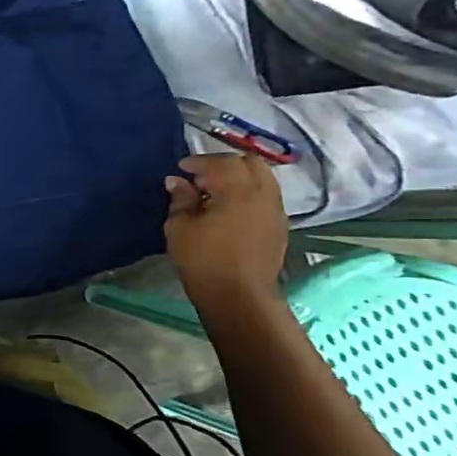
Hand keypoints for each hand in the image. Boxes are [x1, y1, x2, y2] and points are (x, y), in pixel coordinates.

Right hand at [163, 153, 287, 309]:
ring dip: (238, 177)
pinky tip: (228, 208)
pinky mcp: (279, 225)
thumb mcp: (179, 226)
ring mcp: (276, 209)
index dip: (198, 161)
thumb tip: (177, 181)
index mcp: (238, 190)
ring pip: (262, 178)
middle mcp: (263, 193)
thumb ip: (180, 198)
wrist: (238, 294)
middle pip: (249, 163)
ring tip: (213, 193)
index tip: (180, 168)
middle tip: (199, 178)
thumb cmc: (202, 258)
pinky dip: (247, 192)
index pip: (221, 162)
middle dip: (223, 165)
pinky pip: (265, 195)